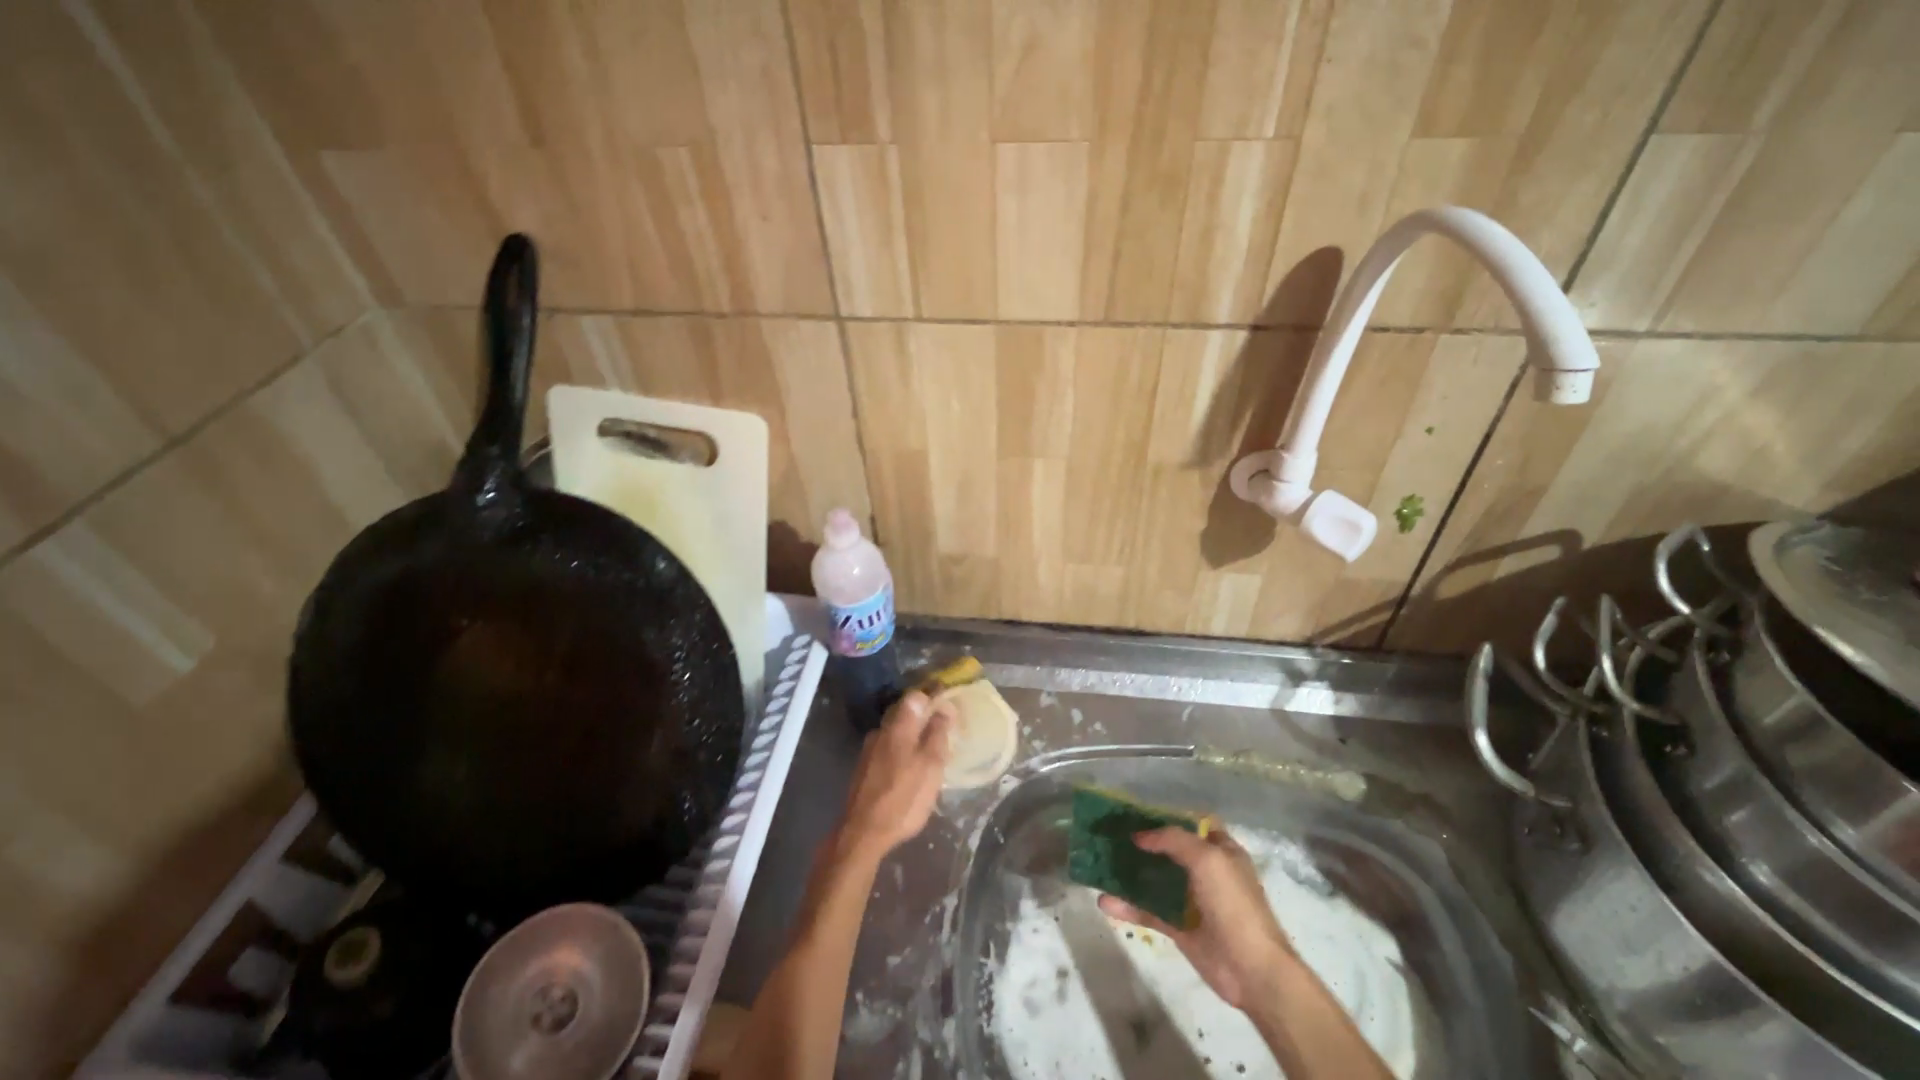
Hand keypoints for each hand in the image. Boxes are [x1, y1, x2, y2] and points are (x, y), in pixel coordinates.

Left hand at [836, 691, 953, 861]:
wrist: (863, 832)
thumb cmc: (904, 798)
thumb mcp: (931, 766)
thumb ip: (938, 733)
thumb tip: (944, 706)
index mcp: (898, 727)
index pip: (915, 697)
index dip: (933, 699)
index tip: (950, 710)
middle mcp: (880, 732)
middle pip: (904, 714)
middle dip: (924, 719)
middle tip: (944, 735)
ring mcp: (869, 750)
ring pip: (895, 733)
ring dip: (912, 738)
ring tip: (929, 756)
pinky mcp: (864, 768)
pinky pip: (887, 750)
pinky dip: (901, 753)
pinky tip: (909, 771)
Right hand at [1097, 825, 1294, 1009]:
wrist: (1250, 969)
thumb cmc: (1234, 905)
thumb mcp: (1208, 860)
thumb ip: (1174, 840)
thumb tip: (1140, 836)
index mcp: (1222, 852)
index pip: (1194, 825)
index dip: (1168, 817)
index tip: (1135, 814)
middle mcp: (1207, 873)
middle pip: (1170, 851)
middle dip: (1142, 844)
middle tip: (1110, 836)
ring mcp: (1192, 901)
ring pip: (1156, 881)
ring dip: (1130, 874)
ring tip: (1100, 864)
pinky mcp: (1180, 927)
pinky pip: (1149, 911)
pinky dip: (1127, 906)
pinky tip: (1104, 901)